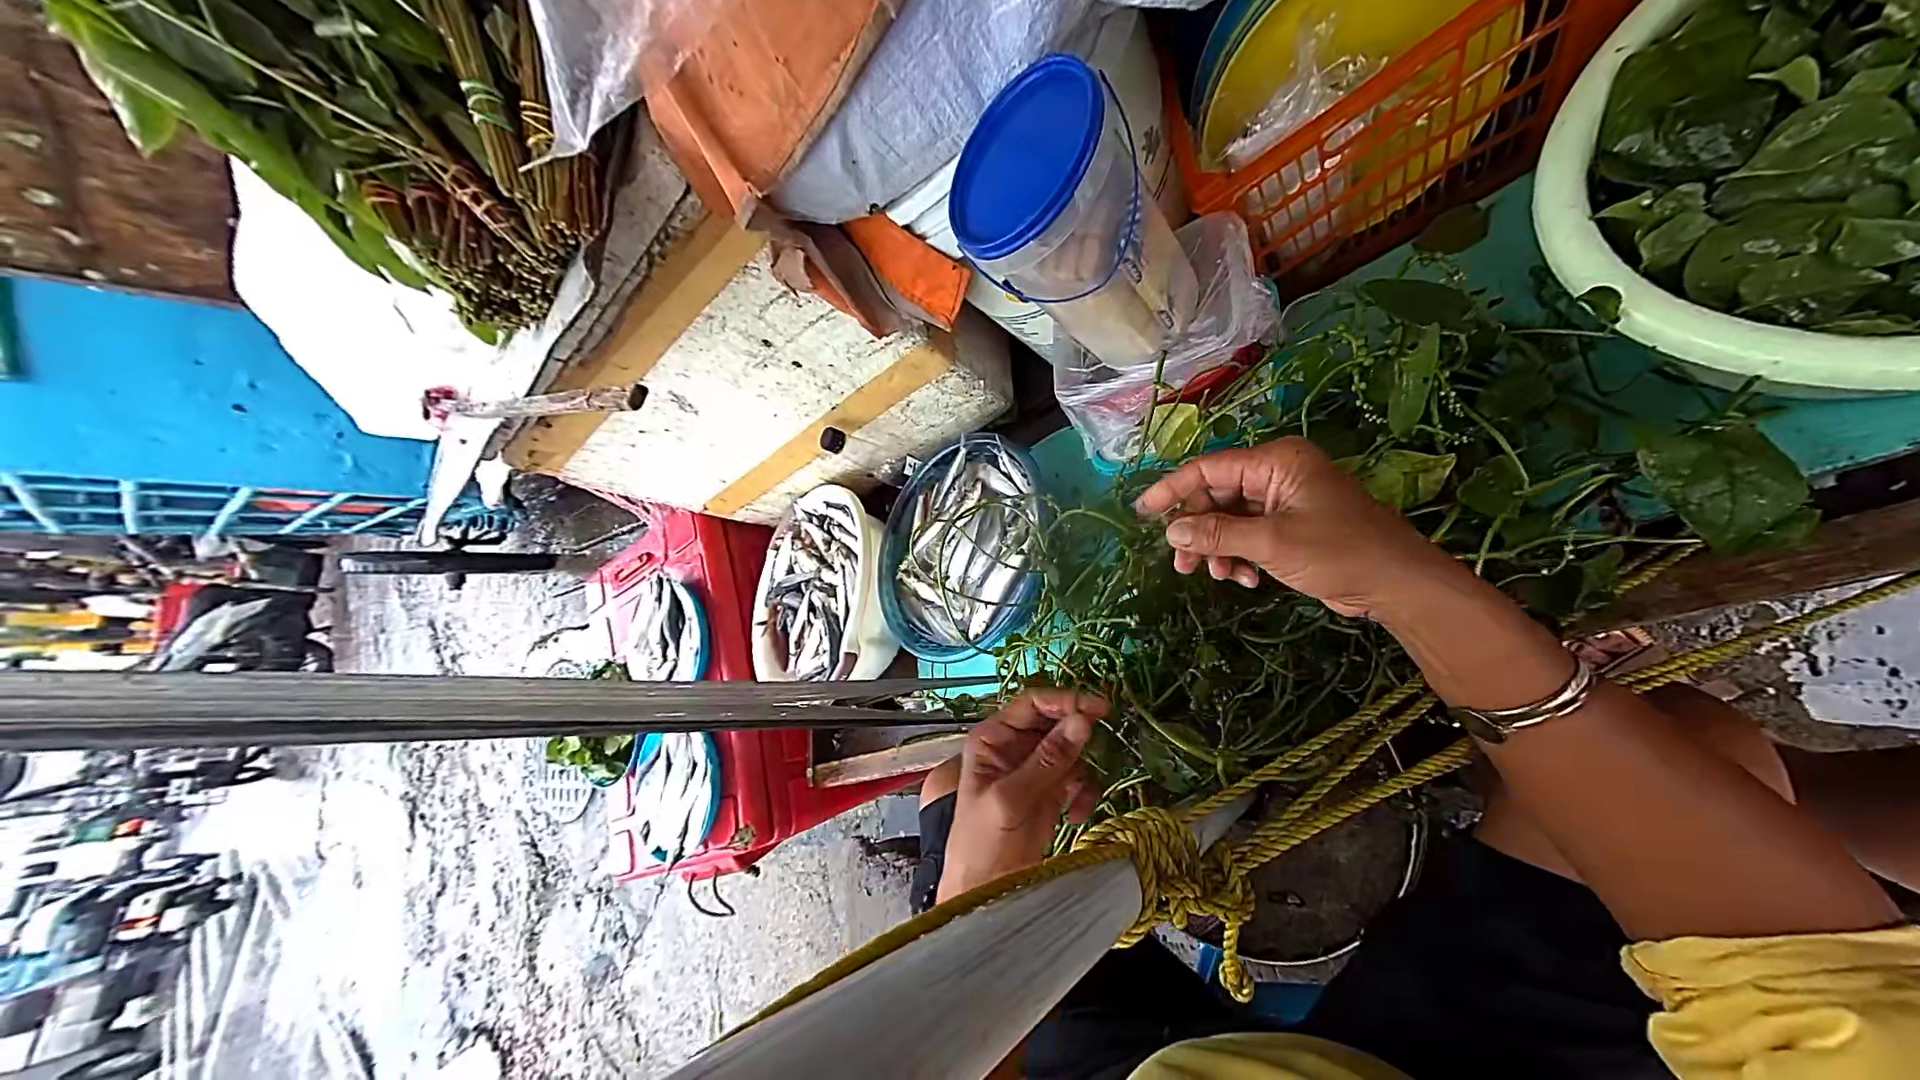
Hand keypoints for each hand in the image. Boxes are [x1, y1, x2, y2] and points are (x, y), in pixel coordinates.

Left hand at [937, 689, 1107, 902]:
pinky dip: (1085, 792)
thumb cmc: (982, 843)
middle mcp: (1013, 746)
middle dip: (1080, 736)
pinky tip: (1078, 815)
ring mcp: (1034, 768)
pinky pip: (1078, 777)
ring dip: (1083, 770)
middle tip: (1104, 745)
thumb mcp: (1011, 799)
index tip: (1099, 708)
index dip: (1065, 701)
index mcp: (993, 737)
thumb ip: (1048, 760)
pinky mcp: (1050, 791)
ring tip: (1080, 799)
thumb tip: (1082, 720)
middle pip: (1055, 722)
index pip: (1032, 704)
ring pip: (1072, 749)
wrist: (983, 894)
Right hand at [1133, 437, 1465, 618]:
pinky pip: (1245, 535)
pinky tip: (1243, 579)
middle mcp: (1275, 475)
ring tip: (1215, 575)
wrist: (1397, 585)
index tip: (1142, 514)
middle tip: (1182, 563)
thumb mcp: (1272, 543)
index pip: (1208, 469)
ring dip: (1216, 548)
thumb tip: (1171, 532)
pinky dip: (1237, 556)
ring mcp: (1281, 501)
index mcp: (1275, 462)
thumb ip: (1217, 534)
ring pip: (1227, 520)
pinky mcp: (1286, 526)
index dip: (1172, 491)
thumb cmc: (1339, 552)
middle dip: (1197, 531)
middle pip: (1215, 497)